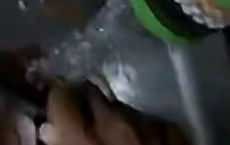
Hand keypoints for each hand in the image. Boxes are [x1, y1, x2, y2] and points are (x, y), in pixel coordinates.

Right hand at [40, 83, 191, 144]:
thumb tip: (50, 136)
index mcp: (81, 138)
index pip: (60, 95)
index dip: (57, 104)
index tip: (56, 116)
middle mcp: (114, 123)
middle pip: (91, 92)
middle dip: (87, 107)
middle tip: (87, 130)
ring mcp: (149, 128)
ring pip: (123, 108)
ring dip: (117, 122)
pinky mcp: (178, 137)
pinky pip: (154, 123)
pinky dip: (147, 132)